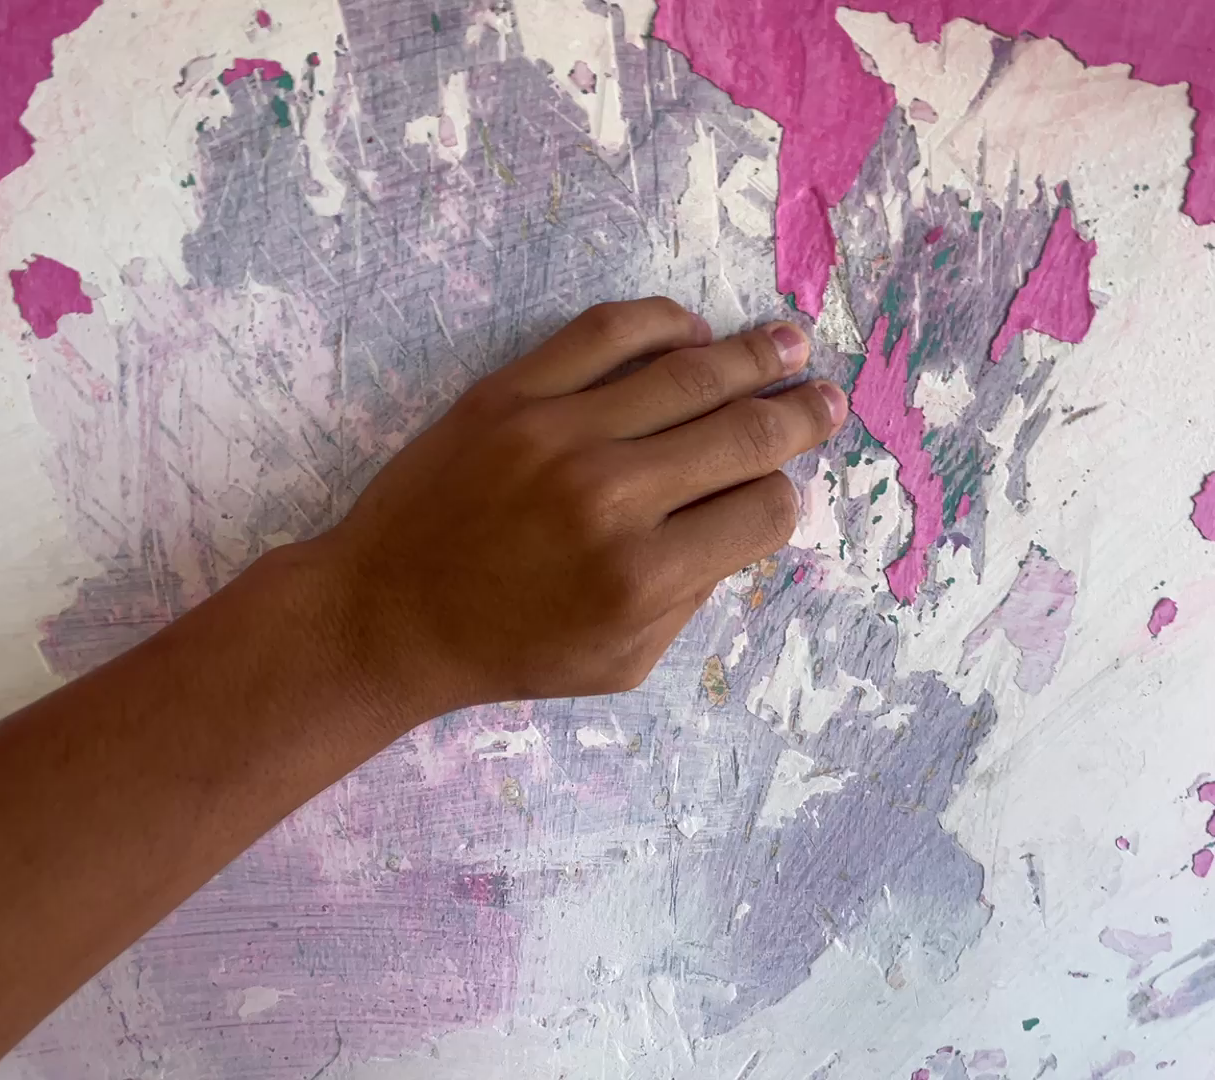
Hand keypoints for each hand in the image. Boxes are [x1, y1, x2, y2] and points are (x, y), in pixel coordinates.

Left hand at [312, 297, 847, 713]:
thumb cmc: (508, 649)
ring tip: (788, 341)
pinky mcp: (508, 392)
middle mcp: (611, 497)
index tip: (776, 493)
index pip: (762, 512)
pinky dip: (662, 322)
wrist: (387, 613)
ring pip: (688, 372)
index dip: (784, 501)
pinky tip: (691, 329)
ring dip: (754, 354)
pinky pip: (605, 332)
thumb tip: (745, 519)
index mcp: (643, 578)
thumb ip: (695, 594)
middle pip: (743, 433)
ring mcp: (557, 433)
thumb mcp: (621, 662)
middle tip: (827, 398)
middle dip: (800, 414)